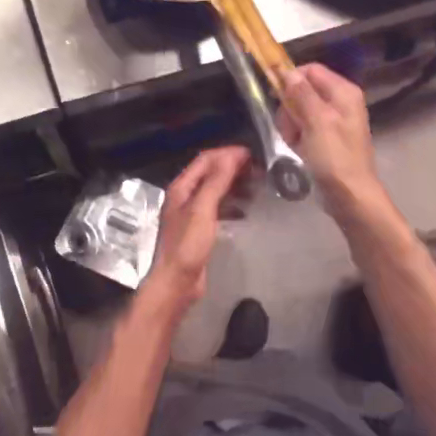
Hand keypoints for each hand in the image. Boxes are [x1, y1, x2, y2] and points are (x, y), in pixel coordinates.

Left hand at [141, 146, 250, 311]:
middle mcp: (184, 197)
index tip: (252, 154)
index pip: (205, 160)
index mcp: (181, 188)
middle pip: (210, 173)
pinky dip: (231, 205)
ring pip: (215, 191)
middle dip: (233, 168)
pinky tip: (245, 210)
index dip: (227, 154)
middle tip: (258, 170)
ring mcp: (191, 214)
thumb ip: (216, 182)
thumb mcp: (203, 210)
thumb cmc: (187, 245)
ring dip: (234, 186)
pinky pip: (217, 209)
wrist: (177, 281)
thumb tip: (231, 155)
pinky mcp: (199, 229)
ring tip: (256, 187)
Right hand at [279, 64, 382, 213]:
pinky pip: (304, 129)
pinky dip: (297, 138)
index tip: (275, 97)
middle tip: (289, 128)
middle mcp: (340, 102)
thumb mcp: (317, 122)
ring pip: (300, 111)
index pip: (311, 70)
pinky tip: (298, 150)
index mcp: (343, 92)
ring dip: (291, 126)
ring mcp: (333, 121)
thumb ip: (302, 94)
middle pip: (303, 91)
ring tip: (295, 143)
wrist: (350, 195)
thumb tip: (287, 71)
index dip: (291, 80)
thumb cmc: (335, 157)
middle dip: (290, 108)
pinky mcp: (327, 138)